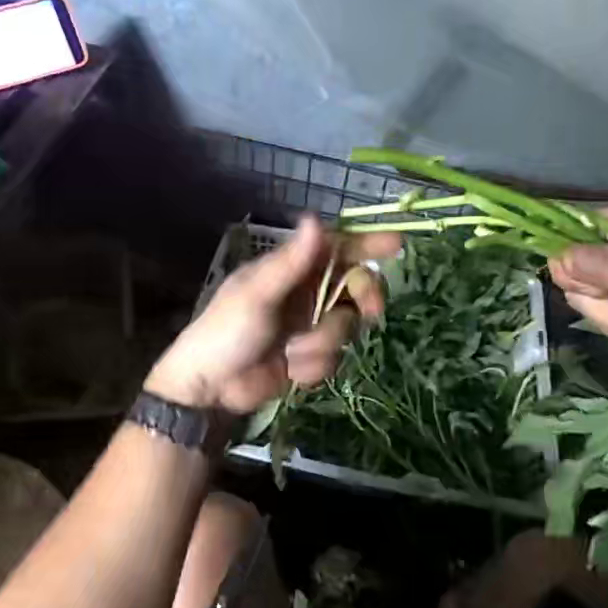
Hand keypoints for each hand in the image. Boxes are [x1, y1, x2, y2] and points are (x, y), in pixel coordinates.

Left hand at [145, 216, 401, 411]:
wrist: (210, 388)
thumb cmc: (225, 332)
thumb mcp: (257, 294)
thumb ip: (291, 262)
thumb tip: (316, 219)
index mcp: (288, 270)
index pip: (336, 249)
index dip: (367, 245)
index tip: (397, 245)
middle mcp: (303, 294)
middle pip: (353, 288)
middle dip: (361, 300)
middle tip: (370, 312)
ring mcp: (306, 327)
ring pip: (345, 328)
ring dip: (322, 344)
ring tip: (290, 354)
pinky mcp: (307, 358)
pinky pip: (332, 359)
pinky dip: (312, 367)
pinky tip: (288, 372)